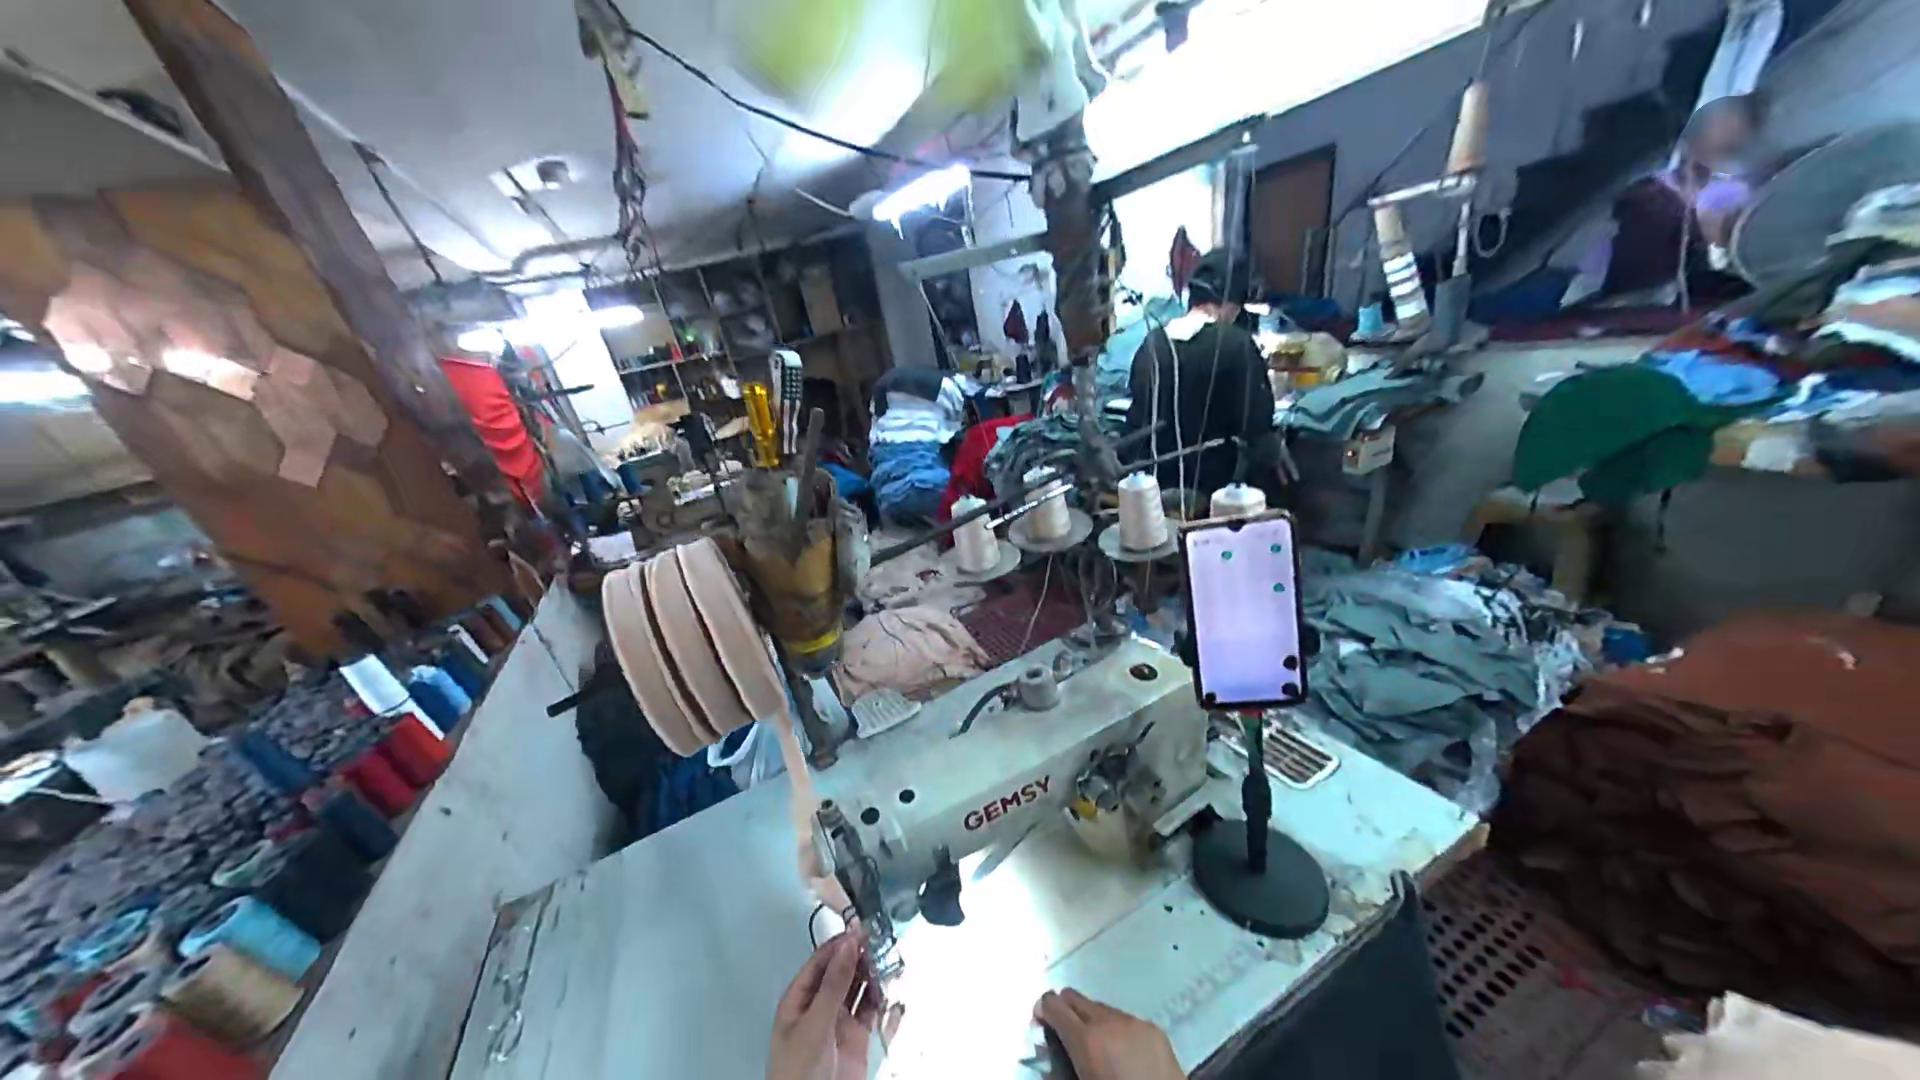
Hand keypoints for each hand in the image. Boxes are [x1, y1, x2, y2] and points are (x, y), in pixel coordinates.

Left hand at [768, 931, 901, 1079]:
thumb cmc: (801, 1069)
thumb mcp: (815, 1024)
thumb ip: (834, 983)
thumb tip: (849, 941)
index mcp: (799, 999)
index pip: (821, 961)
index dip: (841, 943)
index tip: (863, 927)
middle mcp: (819, 1005)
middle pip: (841, 971)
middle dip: (860, 956)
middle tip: (883, 939)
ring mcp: (838, 1021)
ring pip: (858, 987)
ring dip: (872, 974)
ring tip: (891, 958)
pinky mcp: (856, 1038)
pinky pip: (870, 1010)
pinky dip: (881, 997)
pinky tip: (892, 985)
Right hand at [1035, 989, 1184, 1079]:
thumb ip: (1060, 1069)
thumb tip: (1048, 1049)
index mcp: (1086, 1040)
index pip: (1053, 1004)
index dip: (1043, 1010)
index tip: (1041, 1023)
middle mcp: (1107, 1021)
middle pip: (1074, 997)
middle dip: (1065, 1011)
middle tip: (1066, 1036)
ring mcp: (1134, 1021)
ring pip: (1101, 1008)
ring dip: (1094, 1022)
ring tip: (1102, 1049)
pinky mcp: (1154, 1028)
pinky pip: (1126, 1020)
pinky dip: (1119, 1031)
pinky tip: (1127, 1054)